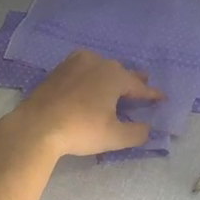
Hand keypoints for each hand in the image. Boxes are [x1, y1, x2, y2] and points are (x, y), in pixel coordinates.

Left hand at [0, 50, 164, 159]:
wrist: (37, 126)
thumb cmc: (80, 129)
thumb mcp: (114, 136)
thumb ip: (137, 132)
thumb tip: (148, 128)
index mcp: (114, 75)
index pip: (139, 86)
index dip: (152, 94)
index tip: (162, 98)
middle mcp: (96, 62)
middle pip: (120, 72)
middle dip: (133, 79)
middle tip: (144, 81)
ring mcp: (74, 63)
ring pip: (100, 67)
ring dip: (111, 75)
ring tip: (117, 82)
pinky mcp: (58, 70)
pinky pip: (83, 70)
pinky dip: (92, 75)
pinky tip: (90, 83)